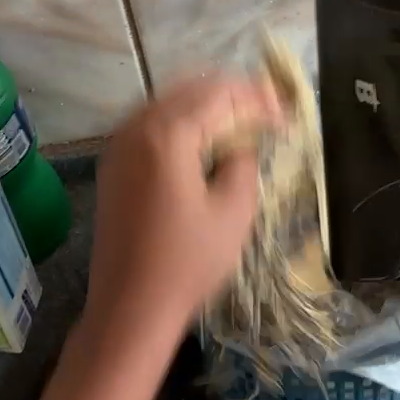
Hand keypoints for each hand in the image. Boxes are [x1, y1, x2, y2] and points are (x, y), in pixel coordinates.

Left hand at [87, 75, 283, 331]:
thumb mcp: (234, 212)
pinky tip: (203, 138)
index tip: (285, 112)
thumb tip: (243, 142)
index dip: (257, 98)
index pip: (220, 95)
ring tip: (241, 120)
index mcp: (167, 134)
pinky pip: (152, 123)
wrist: (128, 309)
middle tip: (268, 110)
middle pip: (192, 89)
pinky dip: (181, 121)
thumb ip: (244, 161)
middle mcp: (138, 127)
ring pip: (169, 101)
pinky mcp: (114, 163)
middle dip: (233, 95)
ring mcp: (120, 144)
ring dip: (206, 104)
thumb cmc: (187, 264)